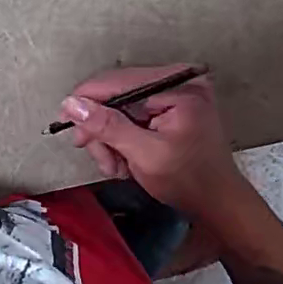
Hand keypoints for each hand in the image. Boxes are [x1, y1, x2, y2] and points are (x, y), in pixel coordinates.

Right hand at [58, 64, 244, 213]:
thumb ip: (108, 126)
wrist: (217, 202)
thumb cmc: (189, 181)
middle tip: (95, 154)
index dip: (86, 101)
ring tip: (115, 165)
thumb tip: (72, 104)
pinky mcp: (167, 107)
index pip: (117, 82)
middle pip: (115, 94)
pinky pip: (128, 115)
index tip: (65, 123)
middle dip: (101, 128)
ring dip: (108, 138)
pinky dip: (120, 138)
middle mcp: (176, 82)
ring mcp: (172, 94)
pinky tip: (124, 159)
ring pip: (117, 108)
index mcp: (177, 88)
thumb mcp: (144, 155)